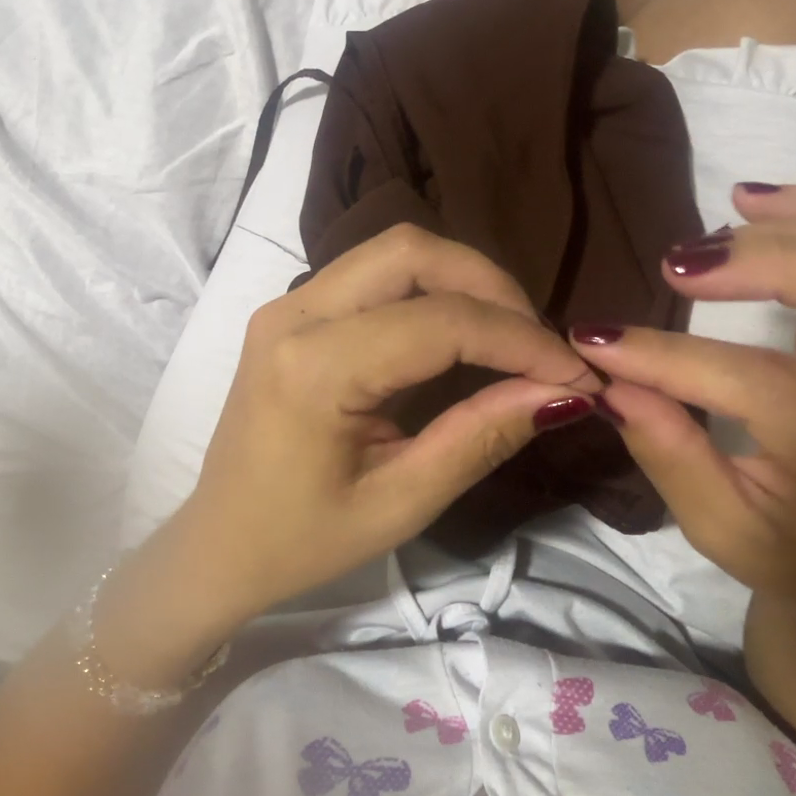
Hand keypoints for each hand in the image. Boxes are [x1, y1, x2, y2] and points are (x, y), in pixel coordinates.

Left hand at [170, 223, 603, 622]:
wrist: (219, 543)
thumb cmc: (301, 540)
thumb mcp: (401, 502)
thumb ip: (481, 436)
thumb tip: (565, 390)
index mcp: (314, 368)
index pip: (439, 321)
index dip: (519, 339)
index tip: (576, 373)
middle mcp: (293, 314)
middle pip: (411, 252)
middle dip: (489, 285)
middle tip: (538, 343)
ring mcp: (285, 305)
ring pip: (391, 252)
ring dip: (459, 279)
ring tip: (508, 337)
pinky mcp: (290, 311)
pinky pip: (371, 273)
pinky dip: (426, 288)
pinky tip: (459, 332)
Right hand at [571, 185, 795, 605]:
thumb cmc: (789, 557)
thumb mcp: (715, 527)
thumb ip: (667, 450)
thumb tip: (609, 376)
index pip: (771, 386)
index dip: (676, 357)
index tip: (597, 339)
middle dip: (777, 260)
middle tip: (679, 266)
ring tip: (718, 221)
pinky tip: (758, 203)